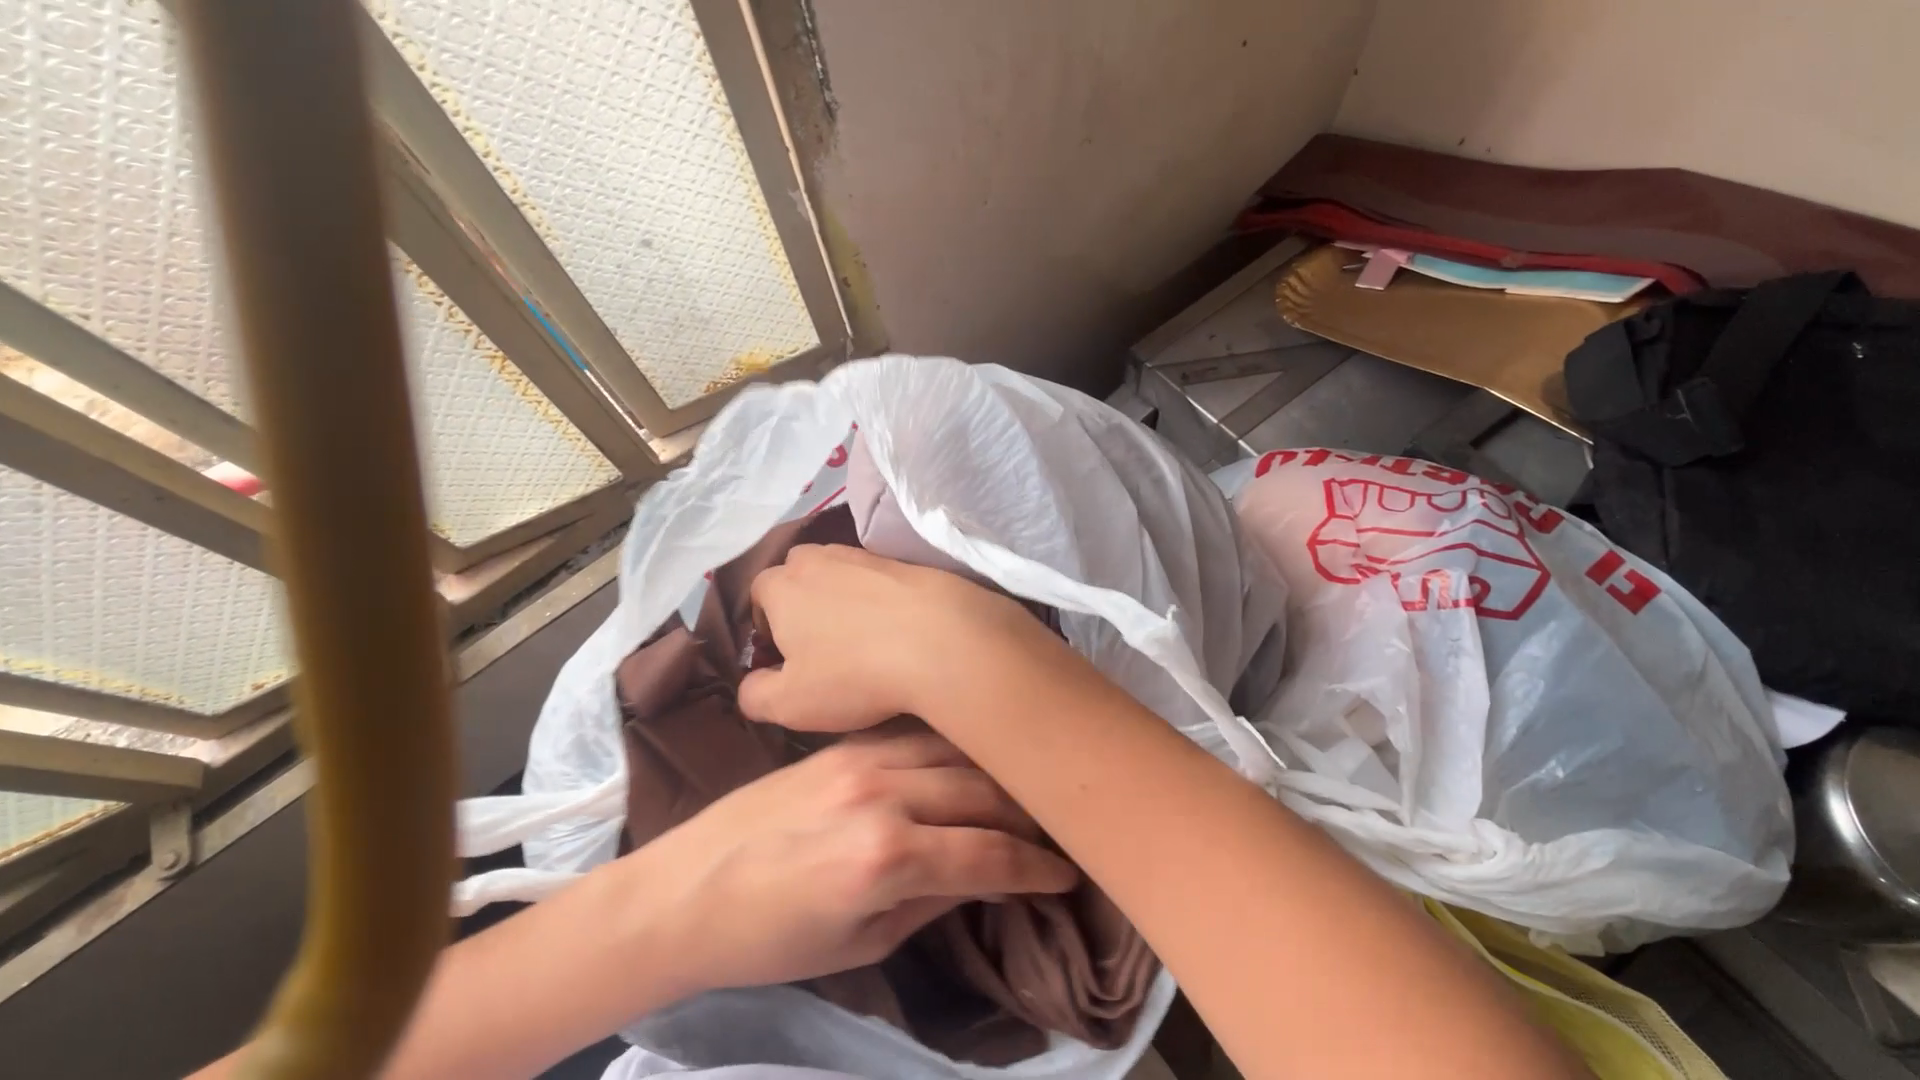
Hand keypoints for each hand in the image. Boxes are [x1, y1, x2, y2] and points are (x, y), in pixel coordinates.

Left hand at [628, 732, 1076, 996]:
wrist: (682, 893)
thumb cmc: (768, 941)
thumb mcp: (858, 945)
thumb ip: (930, 904)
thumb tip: (987, 880)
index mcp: (886, 857)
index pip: (989, 855)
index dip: (1038, 868)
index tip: (1068, 874)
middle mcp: (881, 794)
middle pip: (982, 793)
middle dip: (1028, 816)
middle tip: (1056, 833)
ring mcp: (859, 759)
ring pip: (955, 753)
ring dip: (995, 774)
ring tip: (1022, 795)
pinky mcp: (840, 745)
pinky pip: (915, 736)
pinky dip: (952, 748)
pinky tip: (969, 761)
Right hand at [739, 544, 1076, 732]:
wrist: (943, 641)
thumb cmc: (854, 674)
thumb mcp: (789, 705)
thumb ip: (755, 695)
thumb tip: (752, 684)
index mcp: (781, 585)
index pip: (758, 595)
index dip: (767, 628)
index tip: (786, 660)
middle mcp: (818, 558)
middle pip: (798, 576)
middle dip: (802, 605)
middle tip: (821, 648)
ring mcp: (865, 555)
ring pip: (839, 575)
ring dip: (842, 601)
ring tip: (861, 640)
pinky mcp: (906, 562)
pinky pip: (879, 581)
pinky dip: (879, 600)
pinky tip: (895, 631)